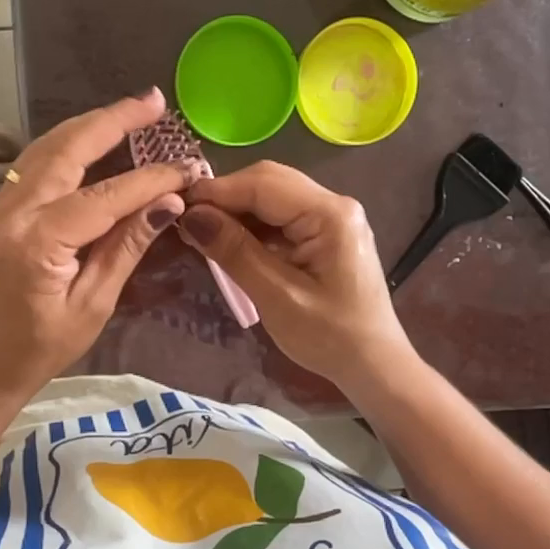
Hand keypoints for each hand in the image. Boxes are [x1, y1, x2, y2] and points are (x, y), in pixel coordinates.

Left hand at [0, 88, 201, 399]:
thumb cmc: (45, 345)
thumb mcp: (94, 304)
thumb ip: (126, 248)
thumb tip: (167, 203)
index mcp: (39, 242)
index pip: (104, 196)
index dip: (149, 180)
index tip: (188, 168)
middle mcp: (15, 212)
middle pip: (68, 148)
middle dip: (114, 121)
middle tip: (155, 102)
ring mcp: (3, 205)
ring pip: (48, 146)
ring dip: (91, 124)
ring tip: (132, 111)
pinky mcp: (3, 208)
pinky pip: (37, 161)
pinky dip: (69, 142)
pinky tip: (95, 137)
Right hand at [179, 161, 414, 389]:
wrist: (374, 366)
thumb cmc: (330, 337)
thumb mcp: (276, 297)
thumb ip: (235, 252)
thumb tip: (191, 217)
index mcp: (330, 214)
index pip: (263, 184)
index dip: (217, 191)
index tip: (176, 206)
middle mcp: (334, 204)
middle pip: (268, 182)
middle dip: (225, 198)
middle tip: (186, 221)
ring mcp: (332, 218)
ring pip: (272, 198)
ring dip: (237, 212)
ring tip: (201, 233)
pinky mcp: (326, 235)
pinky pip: (282, 218)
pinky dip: (253, 227)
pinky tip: (230, 243)